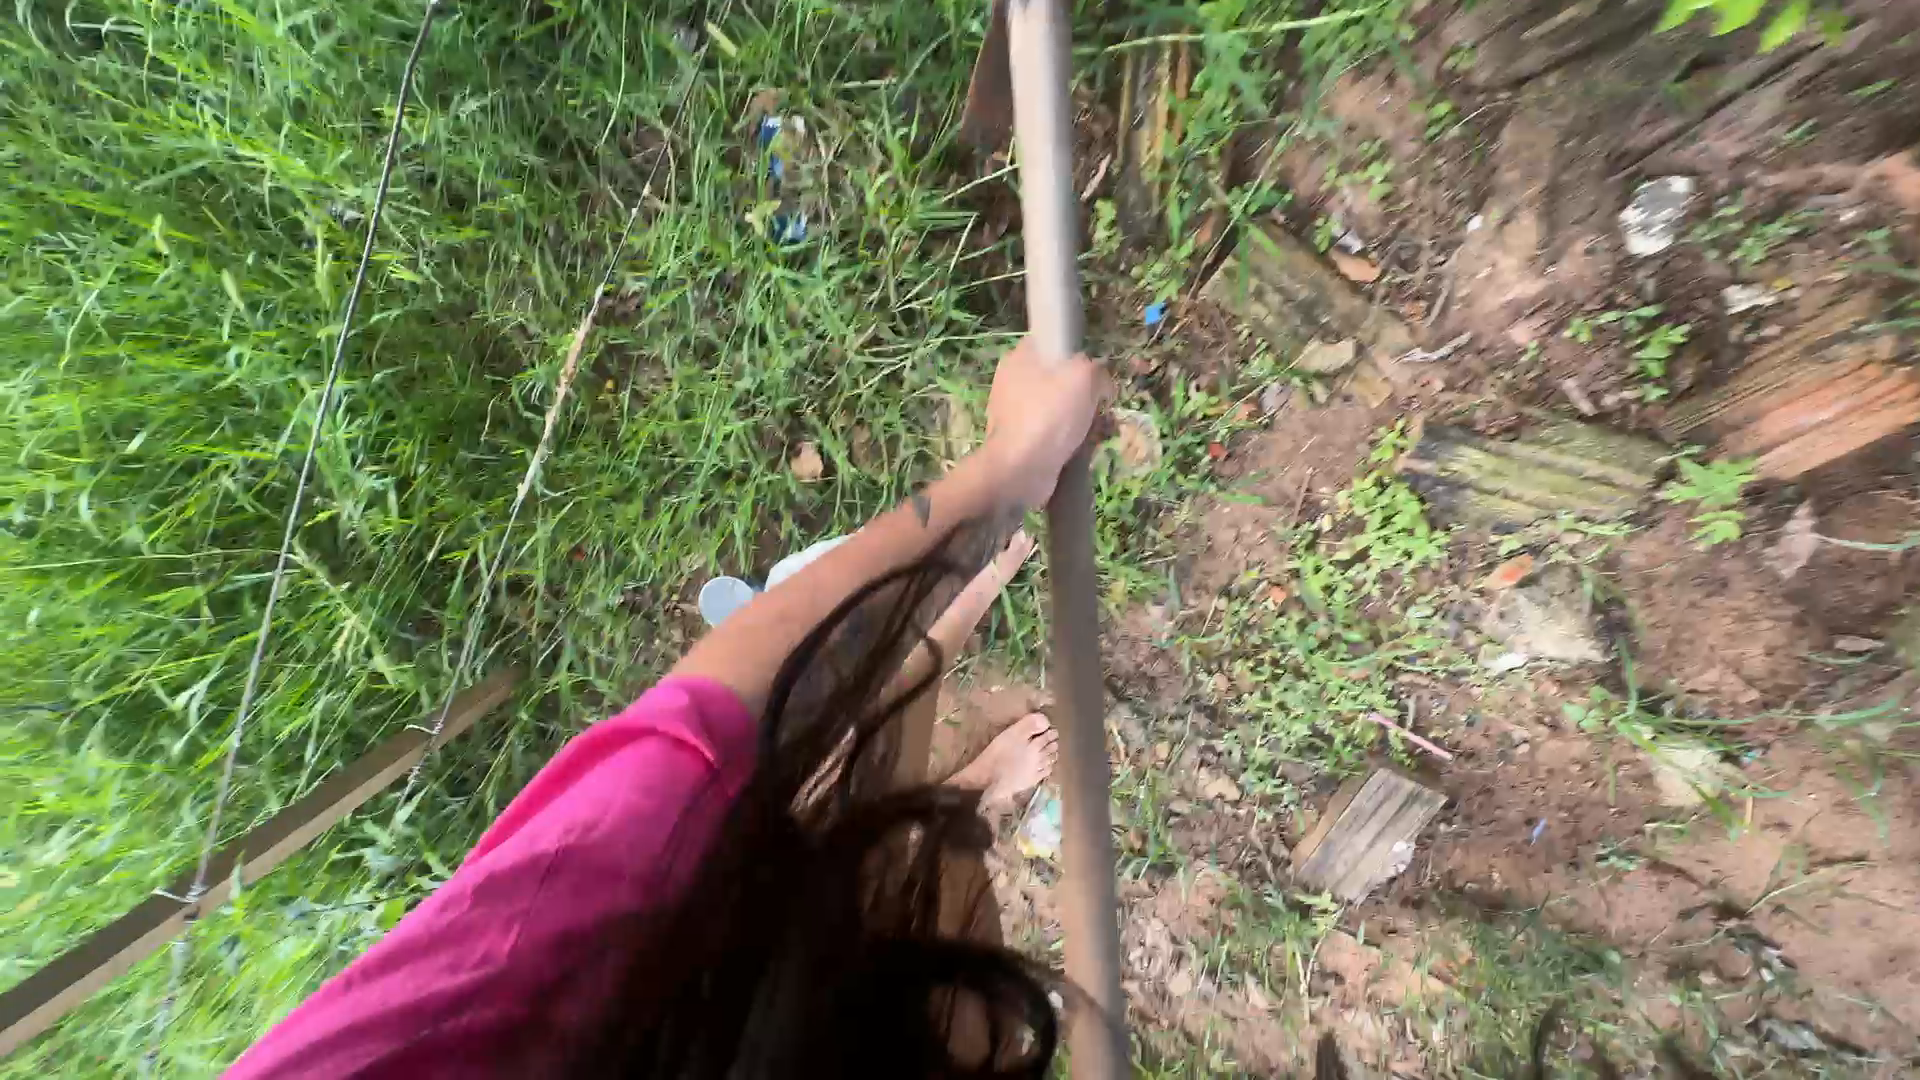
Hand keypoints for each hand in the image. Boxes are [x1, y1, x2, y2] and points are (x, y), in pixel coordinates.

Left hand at [981, 338, 1100, 506]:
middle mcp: (1011, 383)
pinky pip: (1051, 433)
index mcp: (1018, 358)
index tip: (1093, 371)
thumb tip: (1099, 380)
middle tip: (1098, 405)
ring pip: (1057, 408)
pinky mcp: (1019, 441)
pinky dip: (1067, 440)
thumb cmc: (1049, 415)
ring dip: (1079, 420)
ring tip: (1094, 431)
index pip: (1051, 343)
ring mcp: (1013, 414)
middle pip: (1058, 378)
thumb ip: (1095, 368)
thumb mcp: (1083, 376)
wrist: (1021, 469)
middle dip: (1082, 393)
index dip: (1075, 354)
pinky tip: (1079, 449)